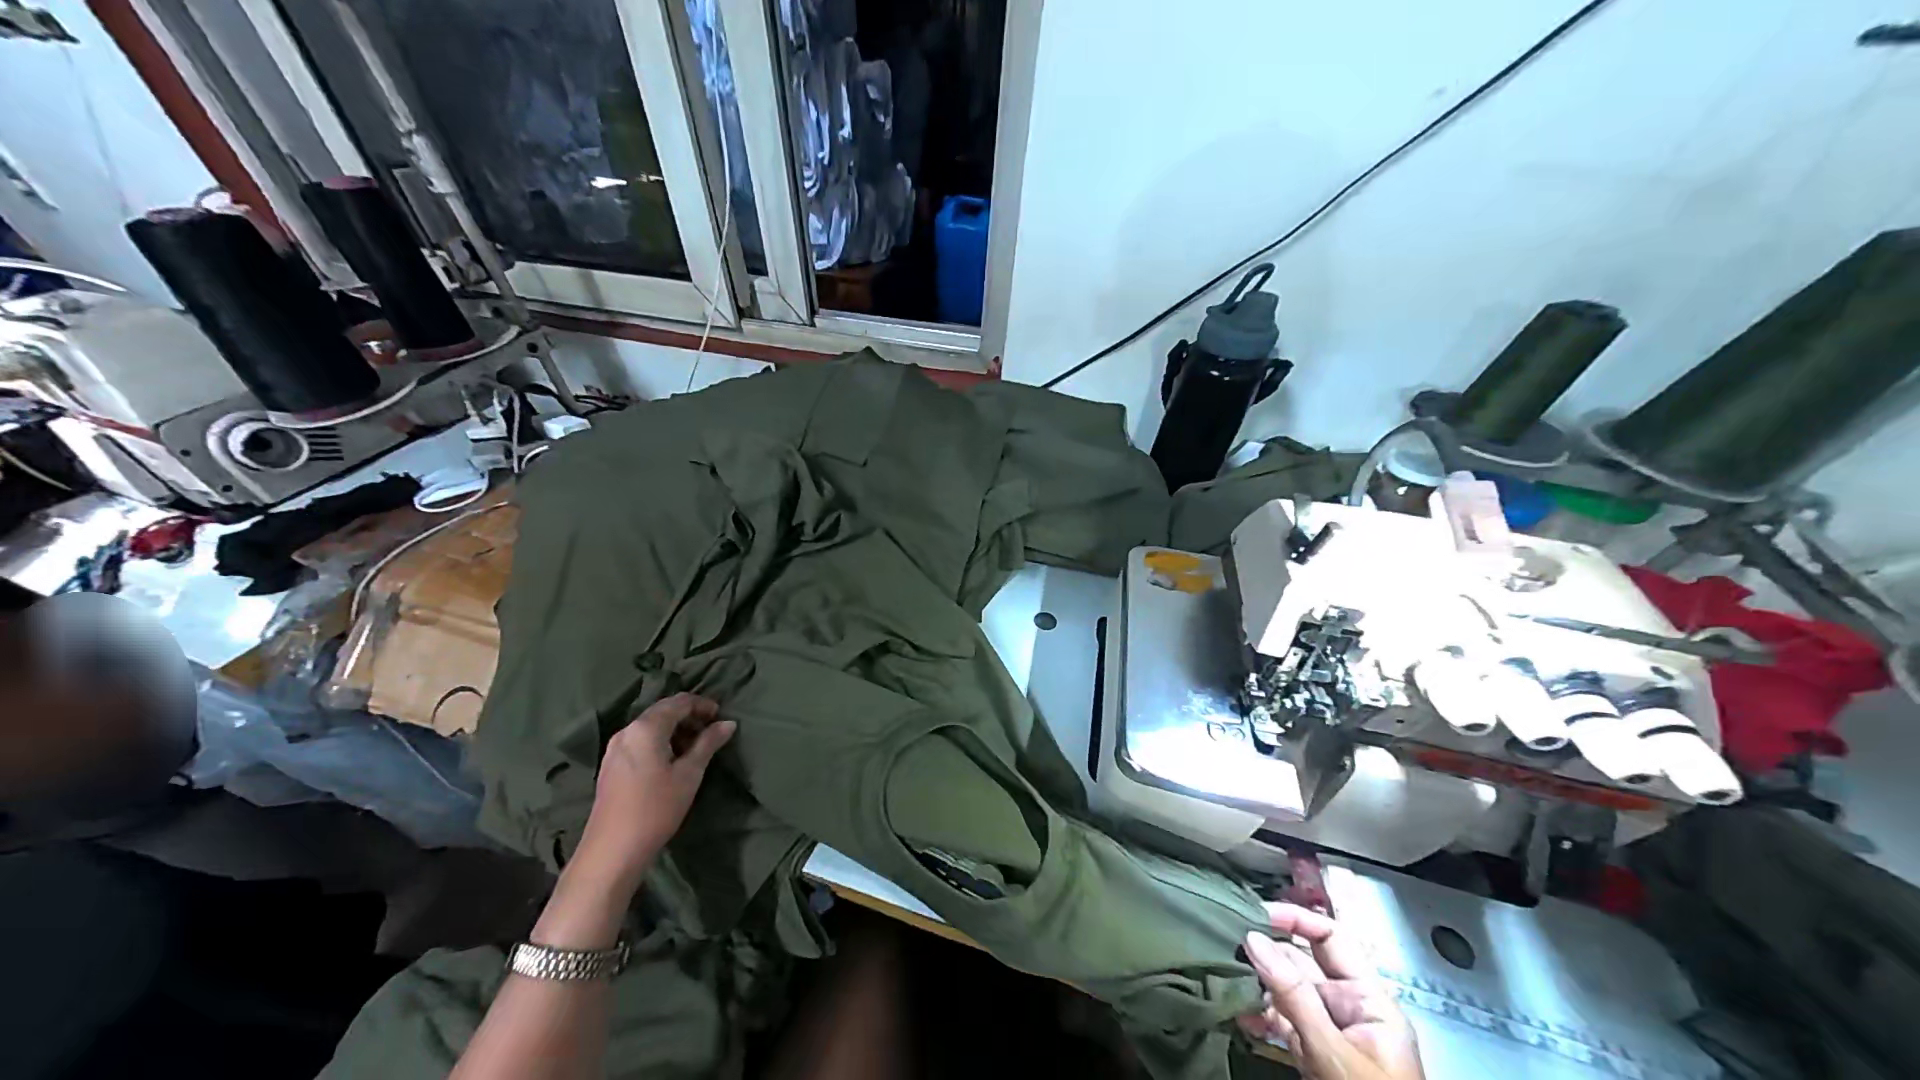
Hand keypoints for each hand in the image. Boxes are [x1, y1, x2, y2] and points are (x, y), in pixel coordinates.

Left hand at [571, 693, 735, 890]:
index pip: (679, 701)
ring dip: (675, 731)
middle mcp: (627, 731)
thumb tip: (728, 723)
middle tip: (711, 733)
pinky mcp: (610, 766)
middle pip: (663, 711)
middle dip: (689, 717)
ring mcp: (615, 748)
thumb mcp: (689, 774)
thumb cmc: (657, 808)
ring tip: (695, 749)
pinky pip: (639, 741)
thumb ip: (708, 743)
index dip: (703, 705)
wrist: (612, 850)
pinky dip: (659, 742)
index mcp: (646, 727)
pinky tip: (671, 763)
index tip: (721, 718)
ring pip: (650, 727)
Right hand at [1239, 903, 1423, 1079]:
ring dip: (1257, 987)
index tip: (1255, 915)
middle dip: (1267, 954)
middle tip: (1227, 946)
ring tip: (1227, 981)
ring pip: (1286, 992)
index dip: (1296, 920)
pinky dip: (1259, 1017)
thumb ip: (1293, 996)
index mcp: (1370, 1001)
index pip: (1332, 939)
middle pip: (1303, 963)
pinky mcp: (1312, 1056)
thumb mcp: (1333, 1054)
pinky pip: (1281, 1023)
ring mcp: (1329, 1033)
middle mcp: (1349, 1009)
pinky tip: (1238, 1015)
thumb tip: (1254, 938)